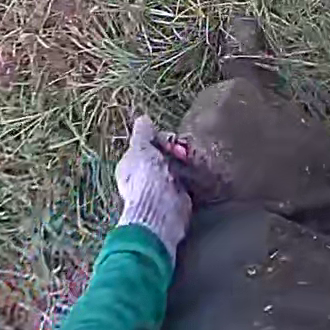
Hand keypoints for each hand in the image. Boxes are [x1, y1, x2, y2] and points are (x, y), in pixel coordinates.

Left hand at [115, 116, 191, 253]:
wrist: (160, 211)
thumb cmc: (145, 177)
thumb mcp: (140, 148)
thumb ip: (143, 133)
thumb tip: (143, 118)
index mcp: (130, 164)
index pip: (146, 145)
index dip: (159, 139)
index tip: (168, 139)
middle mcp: (144, 175)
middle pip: (163, 154)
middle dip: (174, 149)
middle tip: (182, 151)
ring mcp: (162, 187)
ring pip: (176, 166)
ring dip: (185, 160)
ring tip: (190, 158)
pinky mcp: (179, 198)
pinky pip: (187, 180)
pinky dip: (194, 174)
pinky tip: (198, 168)